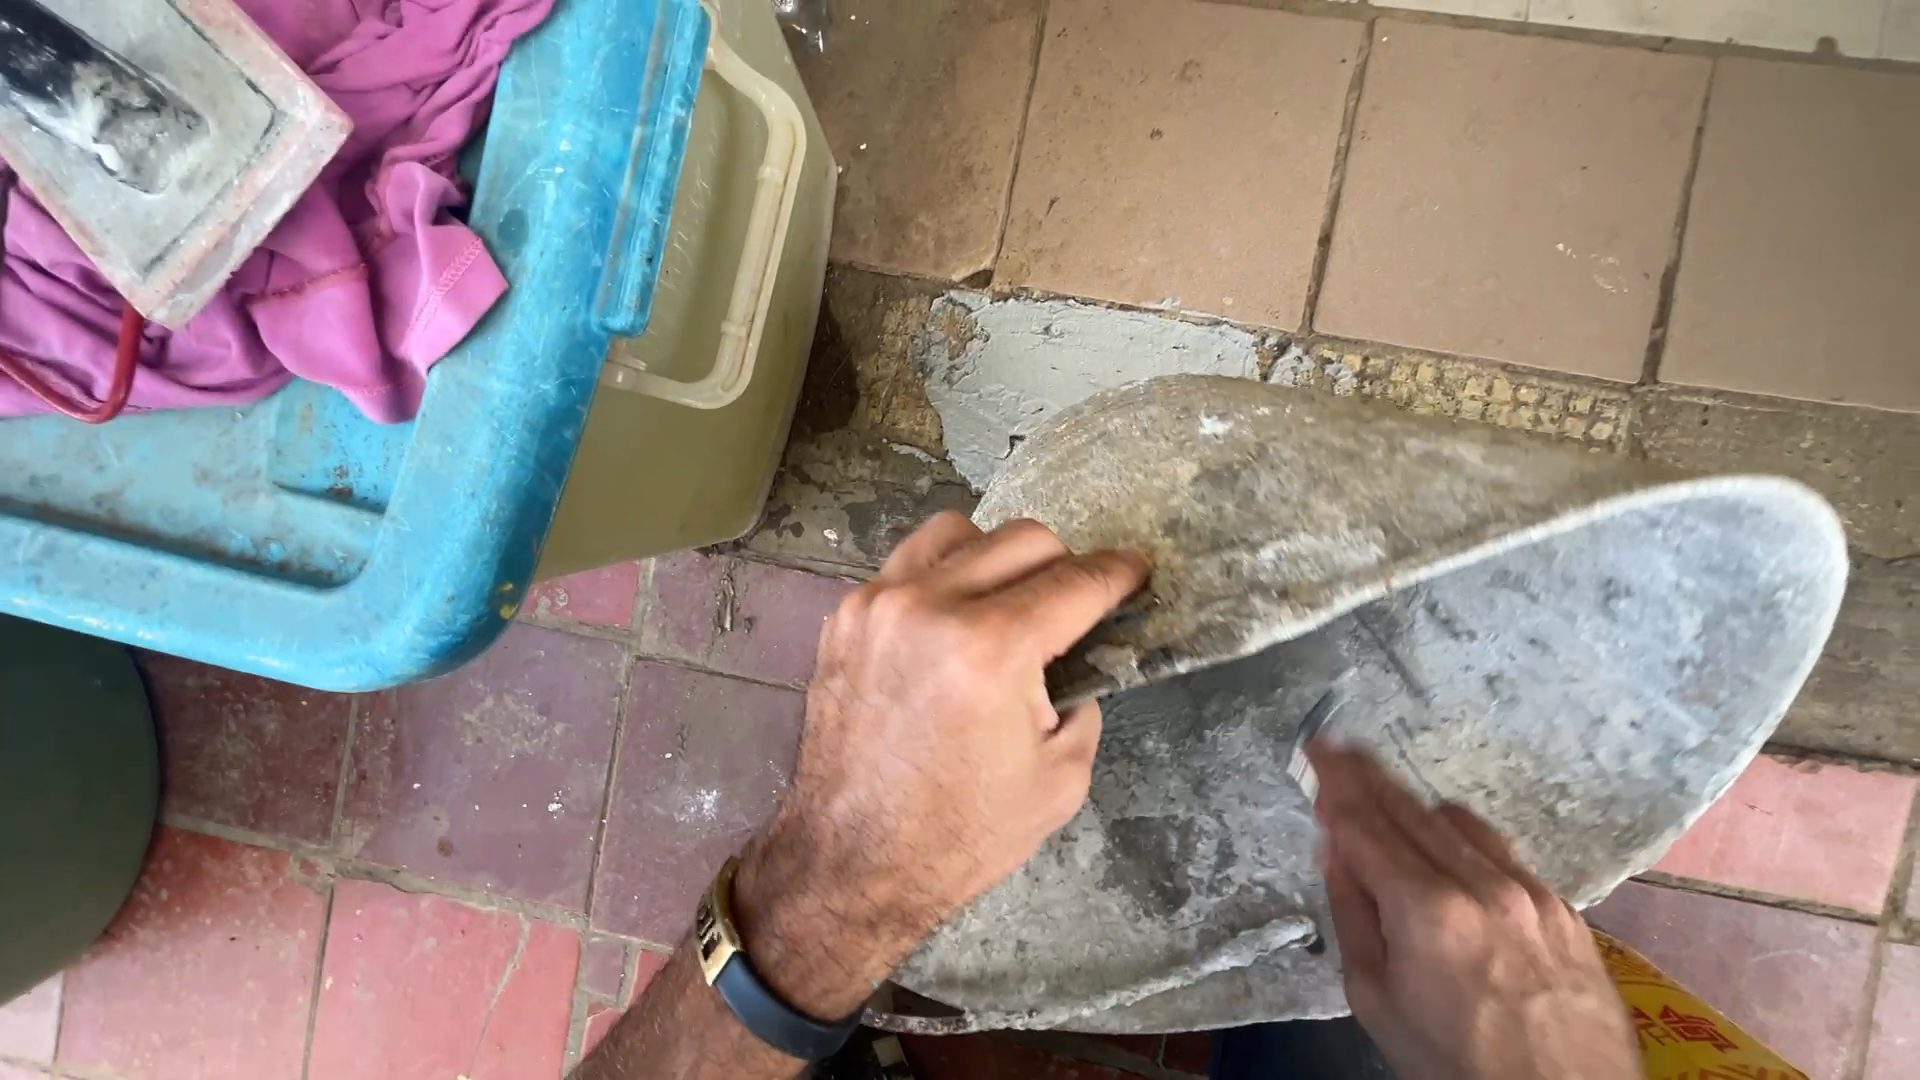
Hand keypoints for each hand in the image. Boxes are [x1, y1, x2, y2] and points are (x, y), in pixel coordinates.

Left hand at [731, 513, 1149, 1019]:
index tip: (1134, 569)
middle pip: (1023, 538)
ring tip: (1006, 600)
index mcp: (991, 647)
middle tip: (1073, 602)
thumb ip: (1080, 696)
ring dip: (996, 557)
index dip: (1118, 572)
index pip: (1076, 582)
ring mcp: (878, 603)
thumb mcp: (1060, 777)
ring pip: (957, 532)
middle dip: (1065, 563)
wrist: (851, 859)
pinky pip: (906, 566)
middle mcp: (930, 605)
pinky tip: (949, 621)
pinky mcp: (845, 615)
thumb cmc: (961, 833)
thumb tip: (1073, 653)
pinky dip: (941, 578)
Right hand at [1310, 742, 1640, 1079]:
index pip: (1365, 821)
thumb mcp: (1373, 996)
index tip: (1317, 743)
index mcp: (1425, 908)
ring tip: (1387, 803)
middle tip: (1338, 746)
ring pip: (1456, 819)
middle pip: (1408, 807)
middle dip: (1367, 773)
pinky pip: (1500, 849)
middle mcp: (1480, 885)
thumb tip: (1336, 845)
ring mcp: (1530, 893)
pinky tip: (1447, 850)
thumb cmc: (1450, 1061)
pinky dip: (1459, 836)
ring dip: (1412, 803)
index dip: (1335, 778)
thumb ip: (1352, 911)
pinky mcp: (1564, 910)